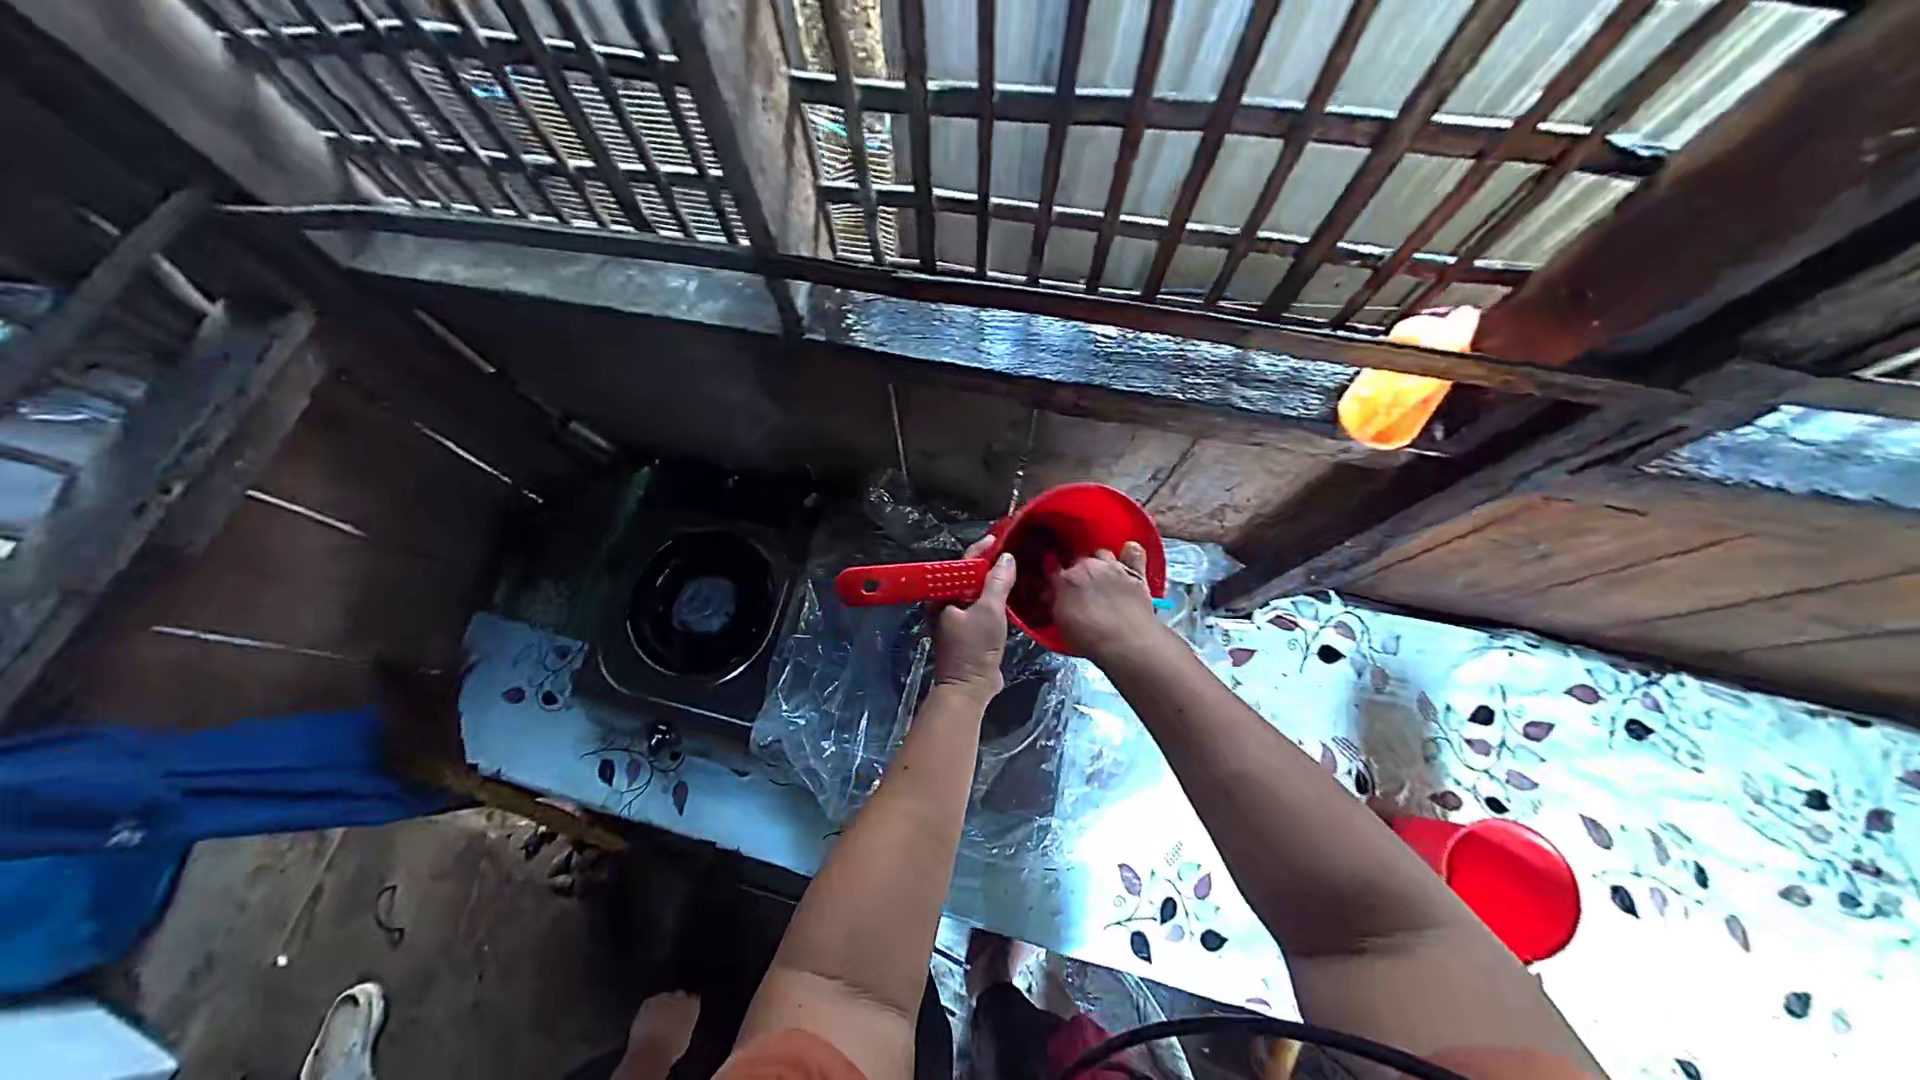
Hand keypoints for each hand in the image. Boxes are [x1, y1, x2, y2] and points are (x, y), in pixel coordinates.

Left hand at [613, 990, 699, 1079]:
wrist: (651, 1052)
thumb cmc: (670, 1049)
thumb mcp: (684, 1038)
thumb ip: (685, 1026)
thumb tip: (680, 1028)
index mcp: (693, 1005)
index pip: (693, 1001)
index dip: (686, 1010)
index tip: (682, 1018)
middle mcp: (679, 997)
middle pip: (679, 996)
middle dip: (674, 1006)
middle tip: (669, 1021)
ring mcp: (663, 999)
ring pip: (664, 998)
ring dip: (661, 1007)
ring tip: (656, 1024)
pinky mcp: (648, 1003)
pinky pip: (649, 1004)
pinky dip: (648, 1012)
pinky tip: (646, 1023)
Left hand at [930, 535, 1015, 700]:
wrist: (969, 688)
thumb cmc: (974, 649)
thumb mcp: (989, 612)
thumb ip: (997, 583)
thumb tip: (1006, 558)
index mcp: (943, 596)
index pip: (962, 564)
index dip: (981, 550)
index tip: (998, 538)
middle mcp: (946, 603)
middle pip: (968, 576)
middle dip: (988, 564)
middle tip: (1011, 551)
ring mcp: (956, 617)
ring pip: (976, 592)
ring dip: (992, 581)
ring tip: (1013, 568)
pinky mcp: (968, 629)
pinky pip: (981, 606)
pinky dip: (994, 598)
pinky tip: (1010, 593)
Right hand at [1050, 541, 1161, 660]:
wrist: (1126, 642)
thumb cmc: (1089, 638)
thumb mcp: (1061, 624)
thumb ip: (1055, 602)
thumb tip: (1052, 593)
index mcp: (1065, 579)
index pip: (1052, 567)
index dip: (1053, 575)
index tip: (1054, 583)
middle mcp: (1088, 566)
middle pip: (1079, 559)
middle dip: (1077, 570)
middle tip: (1080, 587)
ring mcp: (1114, 567)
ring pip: (1103, 553)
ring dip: (1100, 561)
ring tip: (1102, 575)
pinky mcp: (1137, 573)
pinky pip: (1133, 552)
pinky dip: (1130, 552)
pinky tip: (1128, 554)